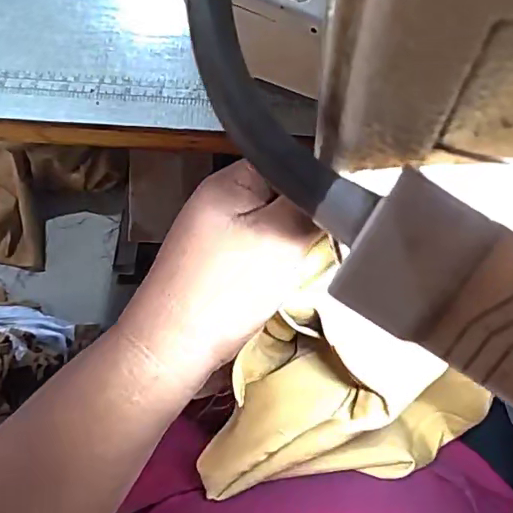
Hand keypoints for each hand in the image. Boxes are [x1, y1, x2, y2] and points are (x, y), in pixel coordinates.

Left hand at [114, 160, 319, 393]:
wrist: (174, 350)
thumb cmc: (221, 293)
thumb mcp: (281, 238)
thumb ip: (311, 205)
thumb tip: (337, 187)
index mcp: (229, 182)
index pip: (289, 163)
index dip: (318, 183)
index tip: (337, 209)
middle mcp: (221, 202)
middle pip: (285, 198)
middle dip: (308, 220)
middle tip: (319, 243)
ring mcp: (219, 236)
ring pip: (278, 230)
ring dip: (295, 248)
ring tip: (299, 268)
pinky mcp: (222, 266)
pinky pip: (265, 256)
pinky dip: (279, 269)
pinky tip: (281, 285)